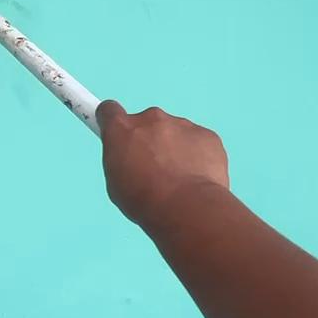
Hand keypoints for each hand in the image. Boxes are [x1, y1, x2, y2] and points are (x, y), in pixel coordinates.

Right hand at [96, 101, 230, 227]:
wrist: (186, 207)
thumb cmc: (142, 198)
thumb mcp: (114, 180)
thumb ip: (120, 157)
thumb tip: (130, 157)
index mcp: (121, 129)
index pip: (109, 110)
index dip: (113, 121)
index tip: (118, 134)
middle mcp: (151, 118)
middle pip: (147, 123)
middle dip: (149, 139)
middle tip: (153, 167)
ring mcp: (182, 124)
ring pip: (175, 132)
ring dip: (174, 148)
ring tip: (179, 177)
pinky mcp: (208, 135)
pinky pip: (198, 142)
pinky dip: (197, 155)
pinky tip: (196, 176)